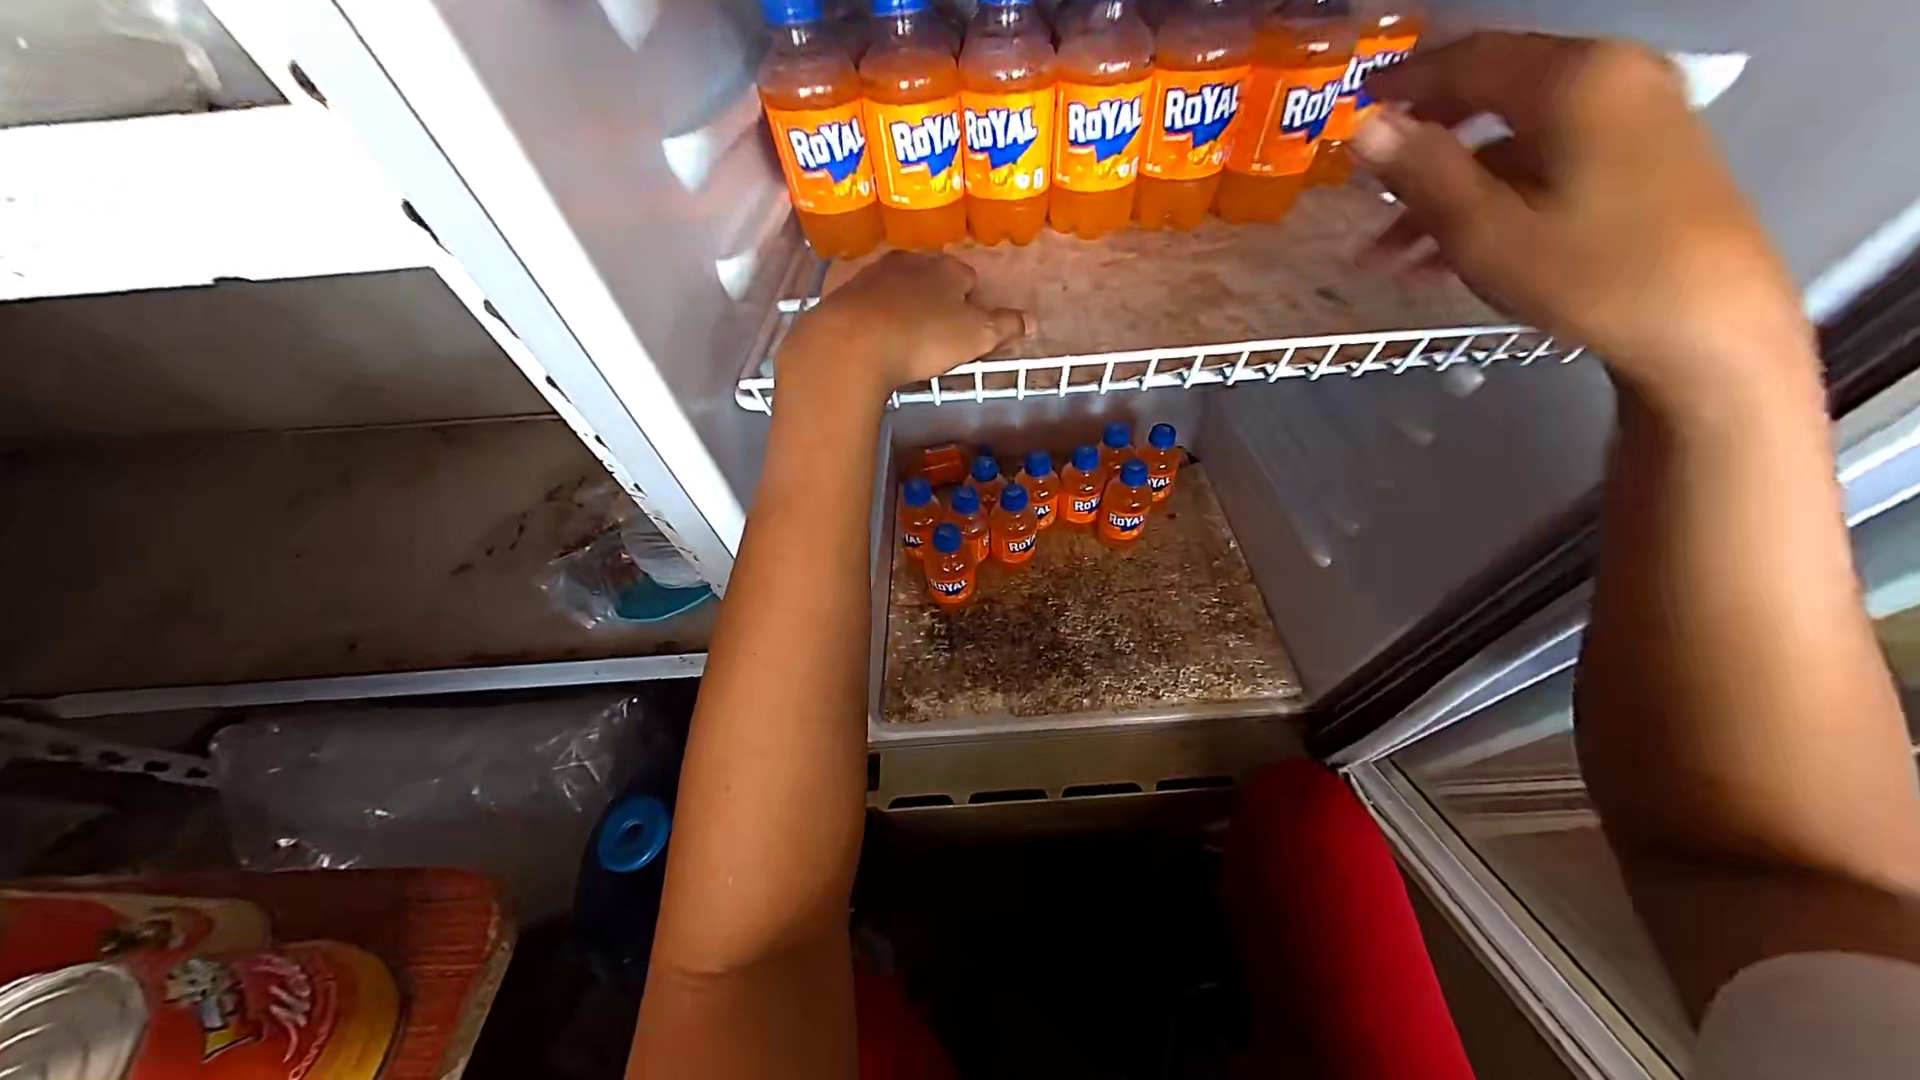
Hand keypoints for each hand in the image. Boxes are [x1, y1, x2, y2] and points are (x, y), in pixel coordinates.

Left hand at [776, 251, 1030, 400]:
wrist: (851, 343)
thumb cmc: (922, 338)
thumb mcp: (975, 336)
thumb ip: (1004, 326)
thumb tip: (1030, 320)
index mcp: (946, 269)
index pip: (967, 278)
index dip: (970, 302)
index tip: (967, 327)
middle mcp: (910, 262)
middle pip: (931, 278)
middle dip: (936, 299)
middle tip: (937, 333)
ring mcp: (873, 275)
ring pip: (897, 287)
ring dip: (903, 305)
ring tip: (905, 337)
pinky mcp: (844, 294)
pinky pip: (868, 303)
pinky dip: (874, 316)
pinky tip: (875, 339)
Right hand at [1352, 34, 1814, 410]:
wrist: (1700, 320)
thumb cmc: (1584, 271)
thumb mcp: (1483, 227)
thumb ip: (1421, 170)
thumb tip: (1364, 126)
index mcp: (1572, 80)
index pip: (1470, 59)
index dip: (1405, 79)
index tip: (1356, 101)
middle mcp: (1608, 78)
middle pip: (1489, 95)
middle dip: (1419, 141)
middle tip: (1367, 174)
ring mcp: (1626, 118)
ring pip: (1506, 142)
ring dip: (1440, 191)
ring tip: (1384, 252)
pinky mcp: (1633, 157)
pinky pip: (1536, 166)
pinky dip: (1483, 202)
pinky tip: (1435, 259)